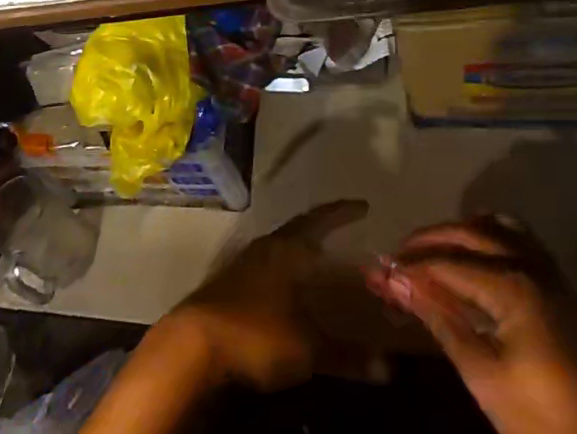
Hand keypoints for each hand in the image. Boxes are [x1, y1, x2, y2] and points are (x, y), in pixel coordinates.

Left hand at [159, 199, 378, 390]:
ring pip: (281, 248)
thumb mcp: (306, 348)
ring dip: (301, 251)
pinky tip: (289, 287)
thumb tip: (386, 369)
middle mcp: (266, 247)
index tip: (364, 206)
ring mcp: (243, 264)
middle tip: (346, 231)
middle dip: (324, 229)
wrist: (191, 348)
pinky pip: (266, 267)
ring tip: (322, 259)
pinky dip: (284, 271)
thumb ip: (346, 355)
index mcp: (288, 248)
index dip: (343, 212)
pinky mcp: (227, 285)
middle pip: (300, 230)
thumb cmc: (256, 333)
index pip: (321, 220)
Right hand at [369, 216, 576, 433]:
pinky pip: (517, 237)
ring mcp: (548, 267)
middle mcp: (530, 262)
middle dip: (428, 241)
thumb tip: (396, 283)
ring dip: (459, 232)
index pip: (447, 262)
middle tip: (395, 258)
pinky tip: (473, 257)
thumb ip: (440, 319)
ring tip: (430, 251)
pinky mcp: (558, 280)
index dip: (409, 266)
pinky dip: (488, 236)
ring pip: (496, 225)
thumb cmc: (542, 414)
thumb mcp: (483, 374)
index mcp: (511, 284)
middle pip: (469, 233)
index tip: (378, 272)